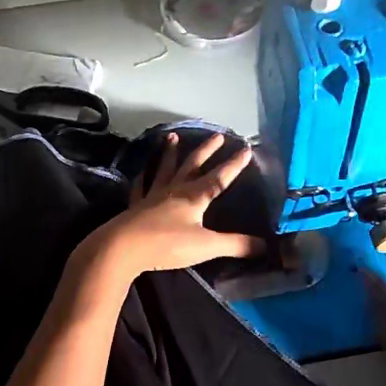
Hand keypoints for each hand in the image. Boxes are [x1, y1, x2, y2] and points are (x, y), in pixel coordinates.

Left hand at [81, 133, 264, 276]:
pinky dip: (143, 177)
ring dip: (171, 153)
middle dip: (207, 151)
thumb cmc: (167, 244)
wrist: (122, 248)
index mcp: (194, 196)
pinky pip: (141, 186)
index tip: (246, 149)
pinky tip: (142, 172)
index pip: (219, 177)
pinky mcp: (136, 206)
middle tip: (217, 136)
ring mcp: (153, 196)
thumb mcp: (206, 246)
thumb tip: (264, 245)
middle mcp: (175, 190)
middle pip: (193, 165)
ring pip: (165, 169)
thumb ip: (236, 245)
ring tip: (173, 137)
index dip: (234, 165)